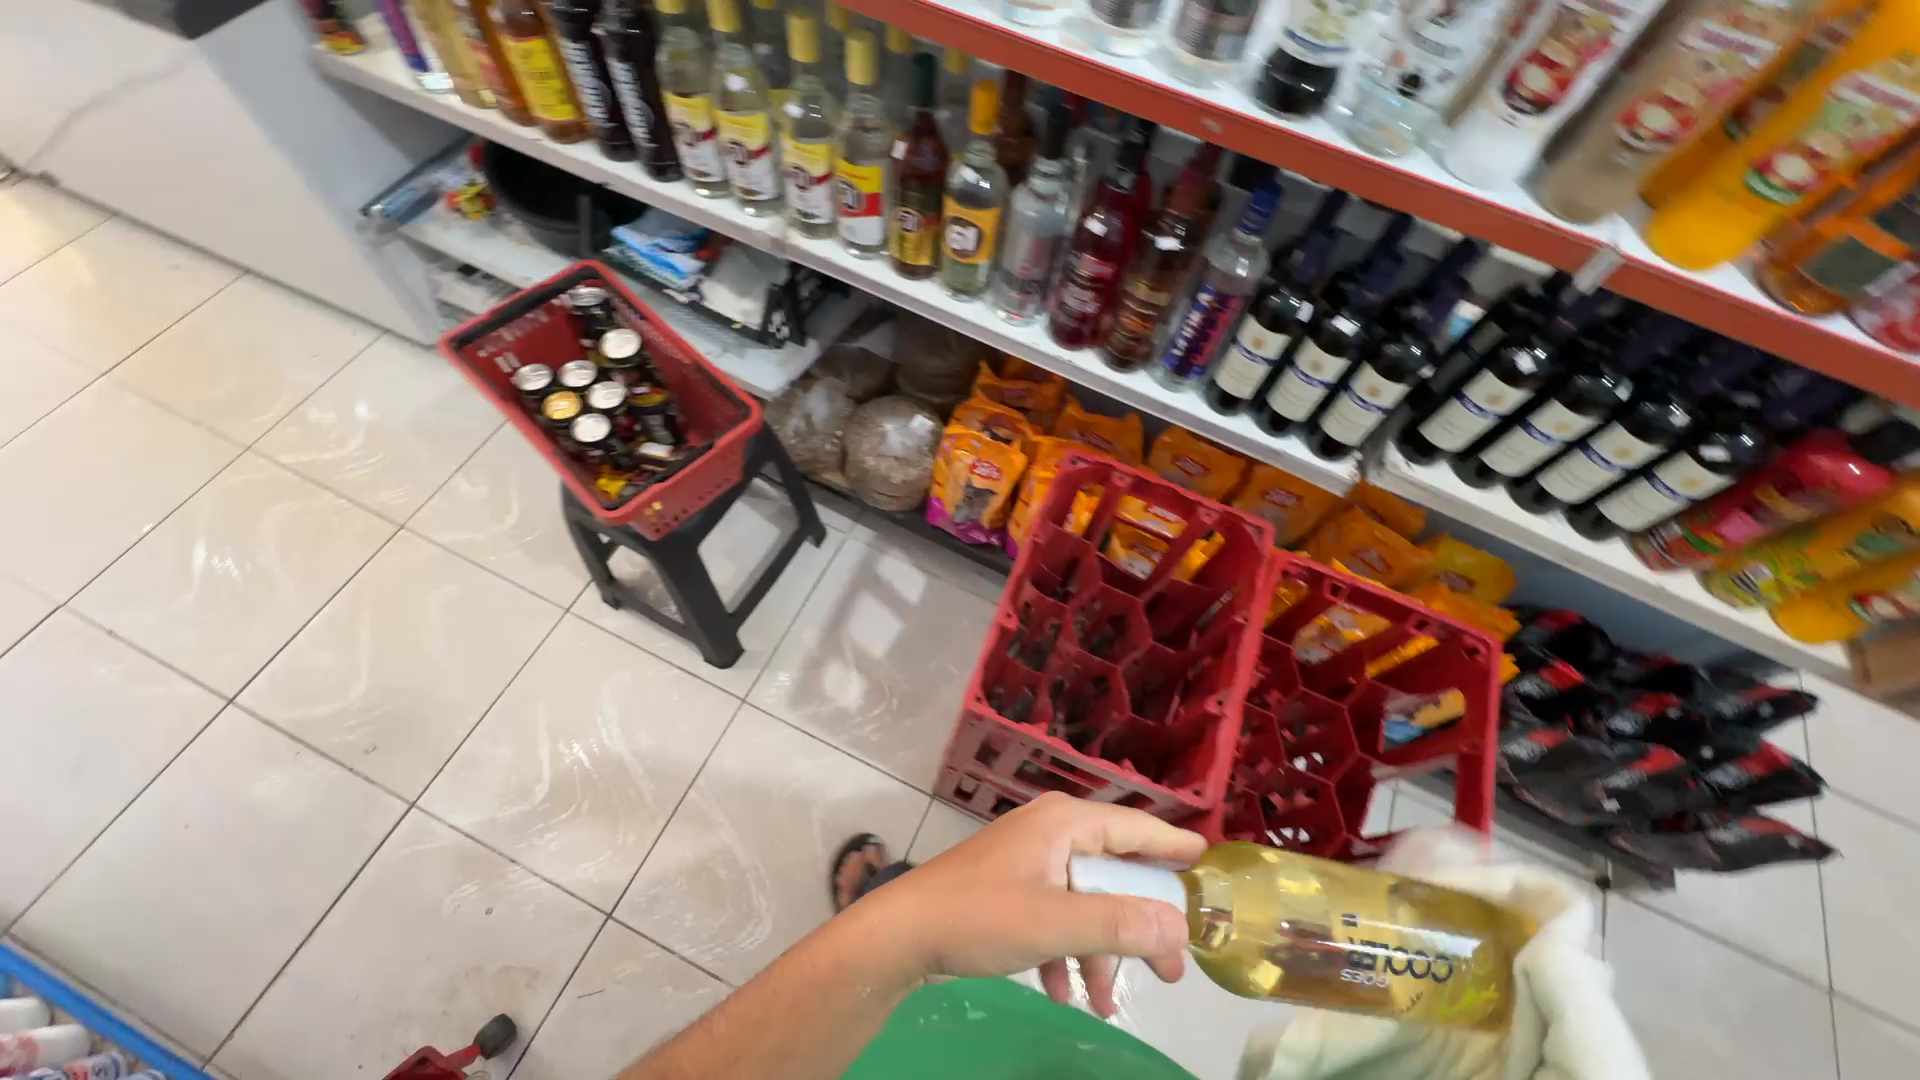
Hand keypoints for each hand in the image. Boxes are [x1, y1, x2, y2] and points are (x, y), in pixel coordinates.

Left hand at [855, 792, 1206, 1017]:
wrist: (903, 933)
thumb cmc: (981, 916)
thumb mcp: (1055, 923)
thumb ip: (1120, 924)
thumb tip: (1180, 927)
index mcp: (1064, 824)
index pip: (1134, 828)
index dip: (1171, 845)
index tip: (1206, 860)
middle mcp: (1050, 833)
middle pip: (1113, 873)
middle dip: (1137, 924)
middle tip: (1170, 971)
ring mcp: (1028, 861)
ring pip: (1083, 902)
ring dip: (1098, 950)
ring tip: (1105, 1002)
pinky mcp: (1010, 889)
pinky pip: (1054, 916)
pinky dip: (1063, 951)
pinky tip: (1062, 992)